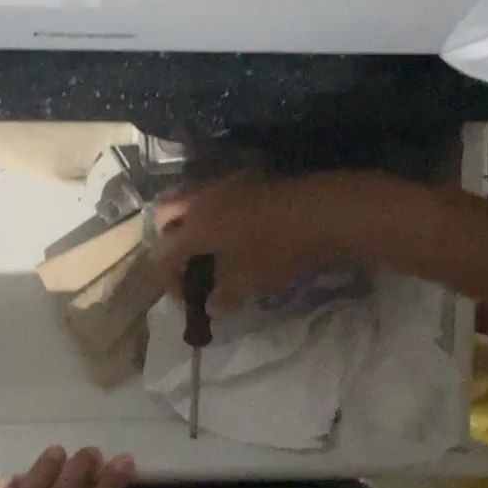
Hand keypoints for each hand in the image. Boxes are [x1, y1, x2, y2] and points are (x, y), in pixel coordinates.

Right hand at [153, 171, 377, 312]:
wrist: (324, 211)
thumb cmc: (280, 249)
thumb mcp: (251, 281)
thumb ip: (225, 296)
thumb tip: (213, 306)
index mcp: (194, 227)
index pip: (164, 255)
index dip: (169, 281)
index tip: (188, 301)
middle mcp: (202, 202)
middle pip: (166, 217)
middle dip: (169, 243)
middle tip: (187, 266)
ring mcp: (225, 186)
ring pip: (191, 204)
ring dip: (191, 227)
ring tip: (210, 253)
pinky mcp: (247, 181)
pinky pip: (216, 199)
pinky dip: (214, 217)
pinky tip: (234, 236)